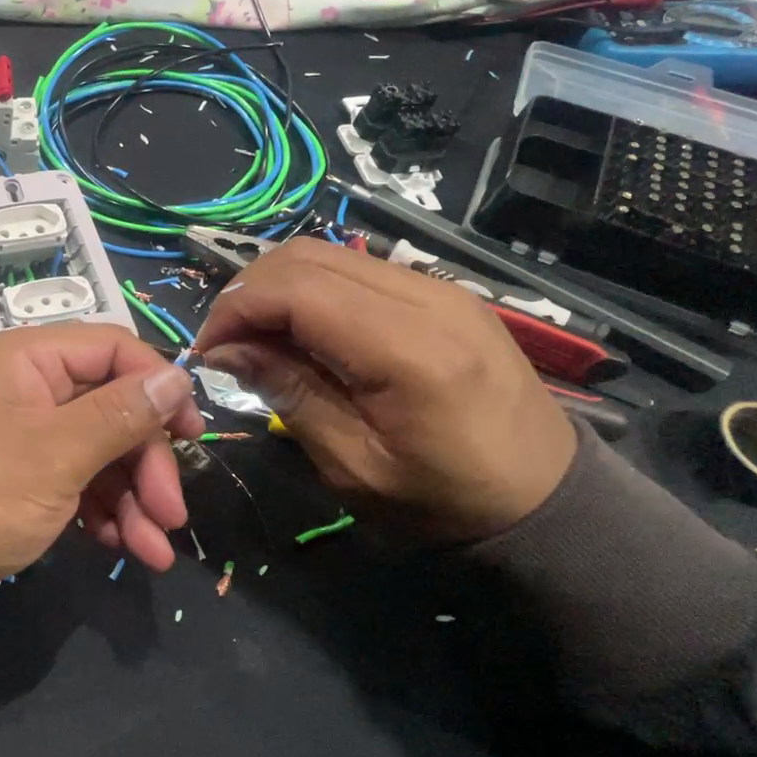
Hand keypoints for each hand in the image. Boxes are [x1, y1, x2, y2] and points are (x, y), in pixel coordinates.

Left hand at [0, 324, 203, 585]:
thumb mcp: (57, 454)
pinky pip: (77, 479)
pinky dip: (103, 510)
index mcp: (29, 358)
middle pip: (113, 406)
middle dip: (147, 463)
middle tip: (171, 515)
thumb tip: (177, 375)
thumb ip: (121, 414)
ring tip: (154, 551)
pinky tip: (122, 546)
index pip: (114, 349)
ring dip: (133, 498)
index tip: (193, 434)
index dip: (159, 386)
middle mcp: (29, 385)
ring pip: (100, 450)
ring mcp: (26, 432)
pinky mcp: (24, 473)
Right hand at [193, 238, 575, 541]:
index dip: (236, 310)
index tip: (208, 352)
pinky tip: (302, 331)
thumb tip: (225, 350)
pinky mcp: (442, 293)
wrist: (548, 503)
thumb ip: (289, 394)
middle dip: (248, 293)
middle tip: (226, 344)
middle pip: (305, 257)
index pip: (296, 289)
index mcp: (407, 350)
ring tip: (257, 337)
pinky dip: (310, 289)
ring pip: (326, 253)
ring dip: (276, 287)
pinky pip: (355, 269)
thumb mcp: (353, 465)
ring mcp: (439, 288)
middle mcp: (426, 299)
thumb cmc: (444, 500)